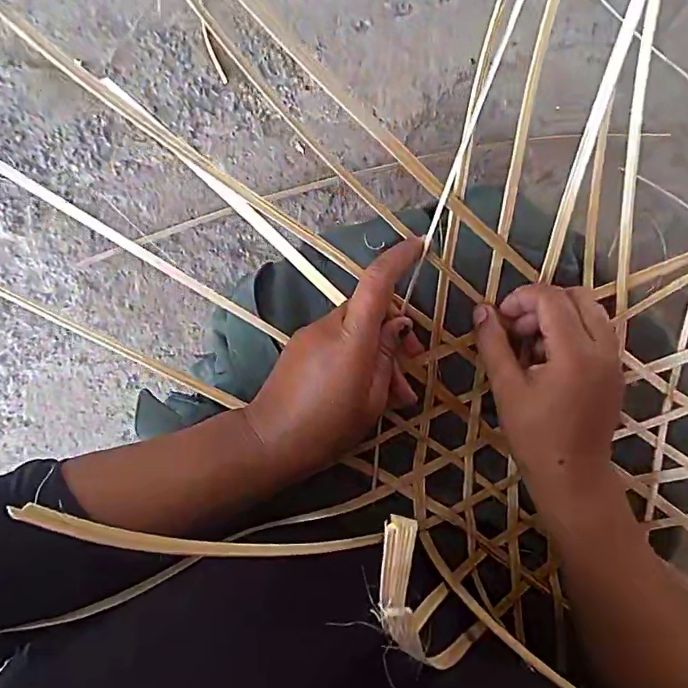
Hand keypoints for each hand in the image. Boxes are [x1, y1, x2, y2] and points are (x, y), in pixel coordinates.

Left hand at [243, 237, 424, 480]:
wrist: (269, 442)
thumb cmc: (327, 428)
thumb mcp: (373, 400)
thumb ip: (387, 358)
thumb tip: (399, 328)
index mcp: (352, 338)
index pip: (376, 282)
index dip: (399, 259)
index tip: (419, 245)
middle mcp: (330, 326)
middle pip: (371, 309)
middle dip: (396, 332)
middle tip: (411, 367)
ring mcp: (311, 334)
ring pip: (356, 327)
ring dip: (377, 349)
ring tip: (392, 392)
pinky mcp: (300, 346)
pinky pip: (338, 339)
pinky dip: (356, 354)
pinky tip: (364, 387)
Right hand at [473, 284, 624, 527]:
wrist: (573, 475)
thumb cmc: (535, 436)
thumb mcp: (506, 388)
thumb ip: (493, 344)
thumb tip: (482, 310)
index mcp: (576, 352)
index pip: (551, 299)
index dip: (520, 298)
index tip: (499, 318)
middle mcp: (603, 348)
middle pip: (577, 296)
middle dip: (542, 303)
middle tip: (517, 330)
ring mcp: (615, 359)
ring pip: (591, 311)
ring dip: (559, 315)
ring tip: (533, 344)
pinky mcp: (616, 370)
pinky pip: (599, 331)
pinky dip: (574, 330)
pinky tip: (550, 359)